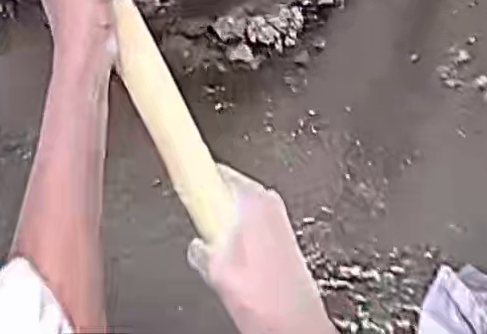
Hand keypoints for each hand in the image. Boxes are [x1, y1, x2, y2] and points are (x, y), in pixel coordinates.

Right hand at [188, 165, 335, 333]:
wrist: (302, 332)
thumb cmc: (271, 306)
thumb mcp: (219, 275)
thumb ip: (200, 252)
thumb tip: (196, 245)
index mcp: (252, 199)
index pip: (215, 169)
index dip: (196, 174)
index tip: (184, 180)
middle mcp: (269, 201)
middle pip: (226, 189)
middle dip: (212, 208)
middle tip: (205, 234)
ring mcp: (279, 219)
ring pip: (239, 209)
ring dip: (228, 225)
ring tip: (227, 258)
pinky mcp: (285, 237)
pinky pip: (252, 223)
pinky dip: (242, 236)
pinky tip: (242, 265)